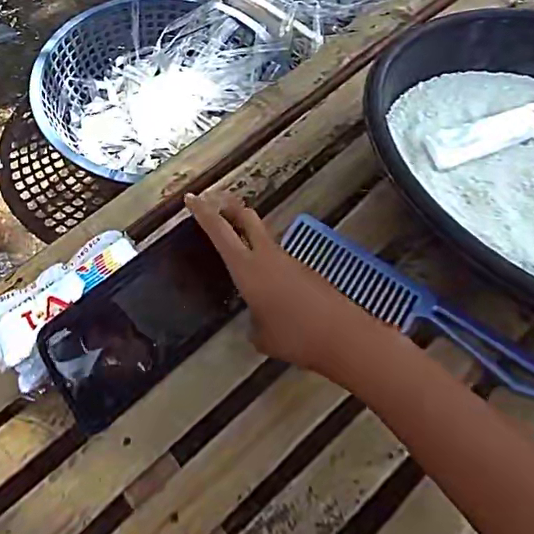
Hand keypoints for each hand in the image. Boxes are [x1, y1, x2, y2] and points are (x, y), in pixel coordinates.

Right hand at [184, 192, 392, 377]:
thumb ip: (254, 324)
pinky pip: (280, 261)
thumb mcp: (262, 336)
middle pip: (246, 218)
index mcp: (247, 268)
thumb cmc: (294, 336)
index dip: (203, 212)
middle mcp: (266, 256)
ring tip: (240, 253)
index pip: (219, 231)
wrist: (342, 335)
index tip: (191, 197)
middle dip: (229, 208)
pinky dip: (269, 264)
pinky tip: (272, 289)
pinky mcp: (306, 270)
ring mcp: (289, 260)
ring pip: (264, 239)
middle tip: (216, 205)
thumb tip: (257, 323)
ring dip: (250, 237)